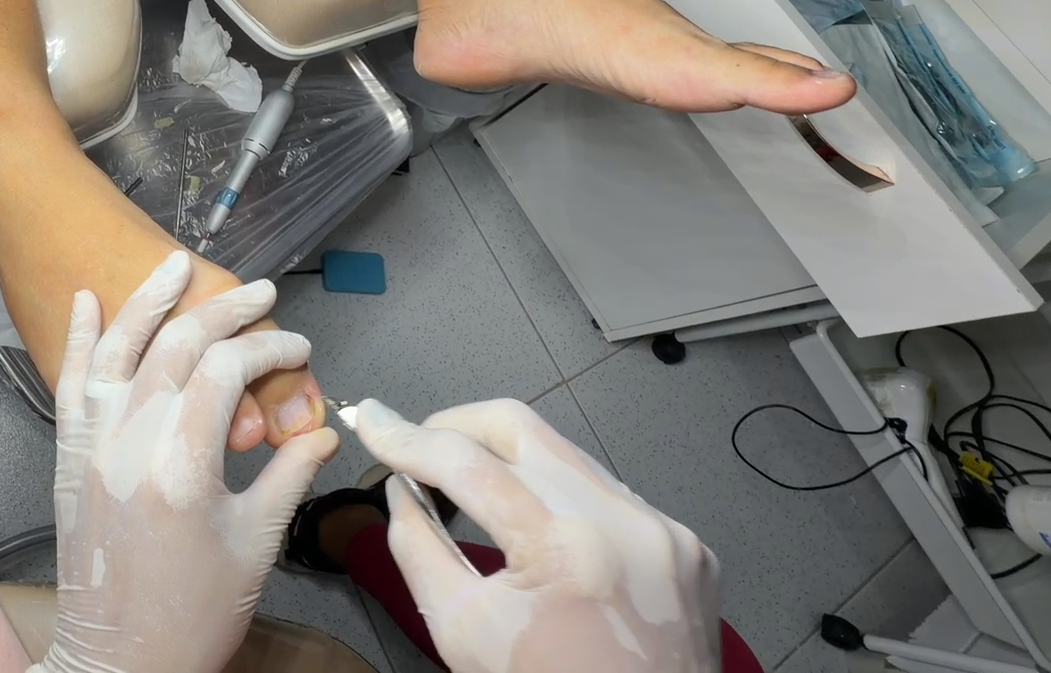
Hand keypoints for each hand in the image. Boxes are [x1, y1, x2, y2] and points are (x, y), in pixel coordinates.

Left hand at [33, 252, 338, 672]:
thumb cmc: (194, 614)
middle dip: (226, 310)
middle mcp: (131, 442)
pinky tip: (86, 298)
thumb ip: (288, 475)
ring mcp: (93, 443)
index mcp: (183, 467)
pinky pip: (69, 382)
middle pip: (178, 345)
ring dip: (148, 299)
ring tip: (175, 261)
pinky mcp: (70, 453)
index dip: (269, 349)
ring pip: (118, 348)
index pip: (226, 372)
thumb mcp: (256, 545)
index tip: (299, 349)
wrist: (118, 661)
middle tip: (262, 292)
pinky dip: (76, 336)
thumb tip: (322, 430)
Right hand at [355, 399, 718, 672]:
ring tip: (470, 489)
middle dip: (452, 425)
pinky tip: (534, 523)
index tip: (368, 419)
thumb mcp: (460, 630)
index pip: (464, 462)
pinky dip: (549, 489)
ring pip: (556, 448)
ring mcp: (660, 527)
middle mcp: (622, 519)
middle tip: (416, 447)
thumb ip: (416, 544)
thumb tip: (403, 486)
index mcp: (566, 548)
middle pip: (515, 424)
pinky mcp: (682, 540)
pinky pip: (595, 485)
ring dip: (501, 457)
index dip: (405, 438)